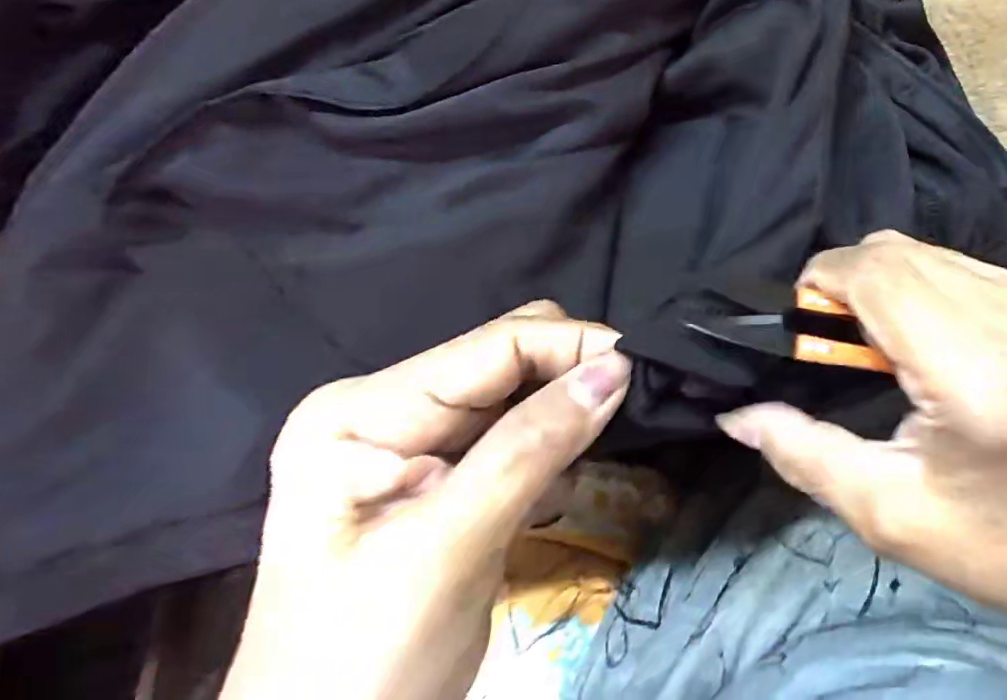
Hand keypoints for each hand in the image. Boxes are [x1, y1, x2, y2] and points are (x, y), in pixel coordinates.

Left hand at [221, 302, 631, 699]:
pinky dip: (562, 441)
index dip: (576, 346)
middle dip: (576, 372)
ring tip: (608, 440)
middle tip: (630, 407)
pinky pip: (527, 429)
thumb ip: (532, 448)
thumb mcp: (447, 549)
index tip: (643, 371)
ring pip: (528, 389)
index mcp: (364, 411)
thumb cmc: (363, 663)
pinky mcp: (452, 475)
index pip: (497, 343)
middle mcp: (391, 409)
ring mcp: (420, 443)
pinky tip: (569, 477)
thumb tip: (618, 367)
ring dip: (574, 407)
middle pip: (514, 355)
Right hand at [717, 232, 1006, 685]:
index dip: (825, 280)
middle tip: (835, 342)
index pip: (879, 274)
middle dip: (849, 281)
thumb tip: (737, 414)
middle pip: (898, 252)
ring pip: (926, 250)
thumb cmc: (1000, 544)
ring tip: (881, 346)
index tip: (803, 321)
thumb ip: (805, 453)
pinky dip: (924, 286)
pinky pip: (959, 264)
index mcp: (975, 375)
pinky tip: (927, 337)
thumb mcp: (889, 514)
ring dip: (886, 283)